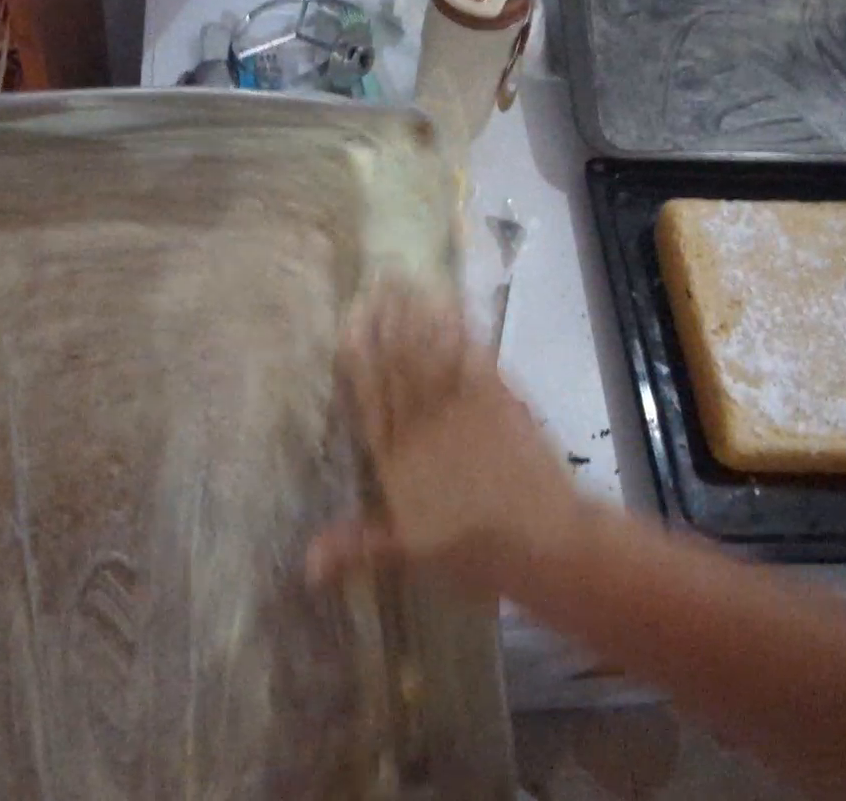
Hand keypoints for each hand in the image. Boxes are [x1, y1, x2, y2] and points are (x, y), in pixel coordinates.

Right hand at [307, 279, 582, 597]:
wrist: (543, 543)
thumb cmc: (473, 551)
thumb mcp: (408, 552)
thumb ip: (356, 546)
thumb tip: (303, 563)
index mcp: (397, 457)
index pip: (369, 400)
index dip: (359, 360)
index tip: (348, 326)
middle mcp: (424, 425)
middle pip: (399, 367)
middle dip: (385, 324)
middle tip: (374, 284)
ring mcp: (463, 409)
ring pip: (431, 356)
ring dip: (417, 317)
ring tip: (404, 283)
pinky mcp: (500, 401)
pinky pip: (474, 360)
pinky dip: (461, 331)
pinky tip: (452, 307)